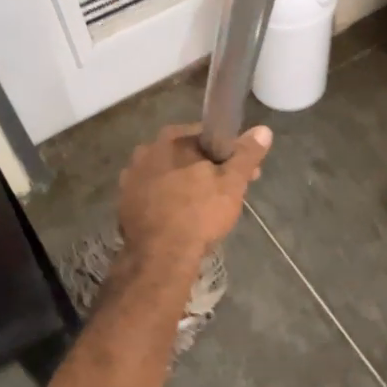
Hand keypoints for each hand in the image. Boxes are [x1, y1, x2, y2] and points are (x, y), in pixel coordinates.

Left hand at [117, 124, 270, 260]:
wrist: (160, 256)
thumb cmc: (200, 213)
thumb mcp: (232, 182)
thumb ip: (247, 154)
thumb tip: (263, 130)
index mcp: (172, 139)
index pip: (207, 136)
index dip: (230, 153)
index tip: (244, 172)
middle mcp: (146, 151)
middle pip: (186, 155)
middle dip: (208, 169)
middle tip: (229, 193)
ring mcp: (130, 178)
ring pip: (168, 175)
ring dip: (185, 185)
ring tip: (205, 209)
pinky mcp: (123, 204)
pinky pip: (153, 196)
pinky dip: (167, 202)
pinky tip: (180, 219)